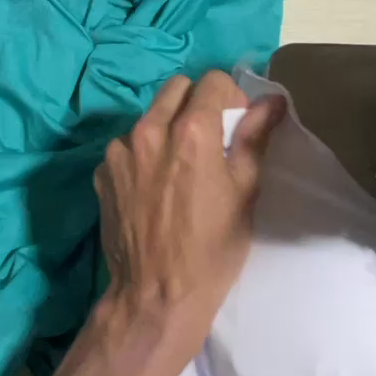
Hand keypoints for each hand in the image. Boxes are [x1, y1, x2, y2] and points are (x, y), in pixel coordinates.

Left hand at [84, 71, 285, 375]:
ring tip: (177, 167)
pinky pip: (126, 146)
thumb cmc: (213, 248)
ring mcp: (119, 151)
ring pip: (148, 116)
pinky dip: (142, 154)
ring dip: (166, 128)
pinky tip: (152, 187)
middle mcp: (149, 130)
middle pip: (176, 88)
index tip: (236, 124)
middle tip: (209, 139)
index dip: (231, 97)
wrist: (156, 295)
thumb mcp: (245, 192)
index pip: (214, 81)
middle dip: (196, 103)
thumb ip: (254, 138)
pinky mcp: (101, 172)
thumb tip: (273, 100)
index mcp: (192, 132)